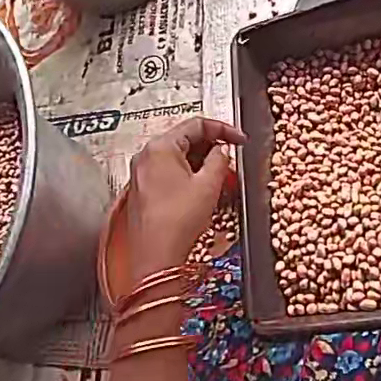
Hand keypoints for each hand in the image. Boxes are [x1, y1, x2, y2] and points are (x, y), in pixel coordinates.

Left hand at [123, 117, 245, 281]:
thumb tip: (222, 151)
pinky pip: (169, 173)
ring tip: (219, 178)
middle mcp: (146, 156)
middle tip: (230, 159)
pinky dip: (188, 176)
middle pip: (184, 139)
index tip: (238, 139)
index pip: (196, 124)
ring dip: (200, 163)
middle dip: (211, 147)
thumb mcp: (209, 185)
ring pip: (177, 157)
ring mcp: (142, 174)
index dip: (223, 129)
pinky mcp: (143, 191)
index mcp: (160, 147)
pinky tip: (201, 191)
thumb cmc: (176, 221)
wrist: (156, 256)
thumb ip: (219, 160)